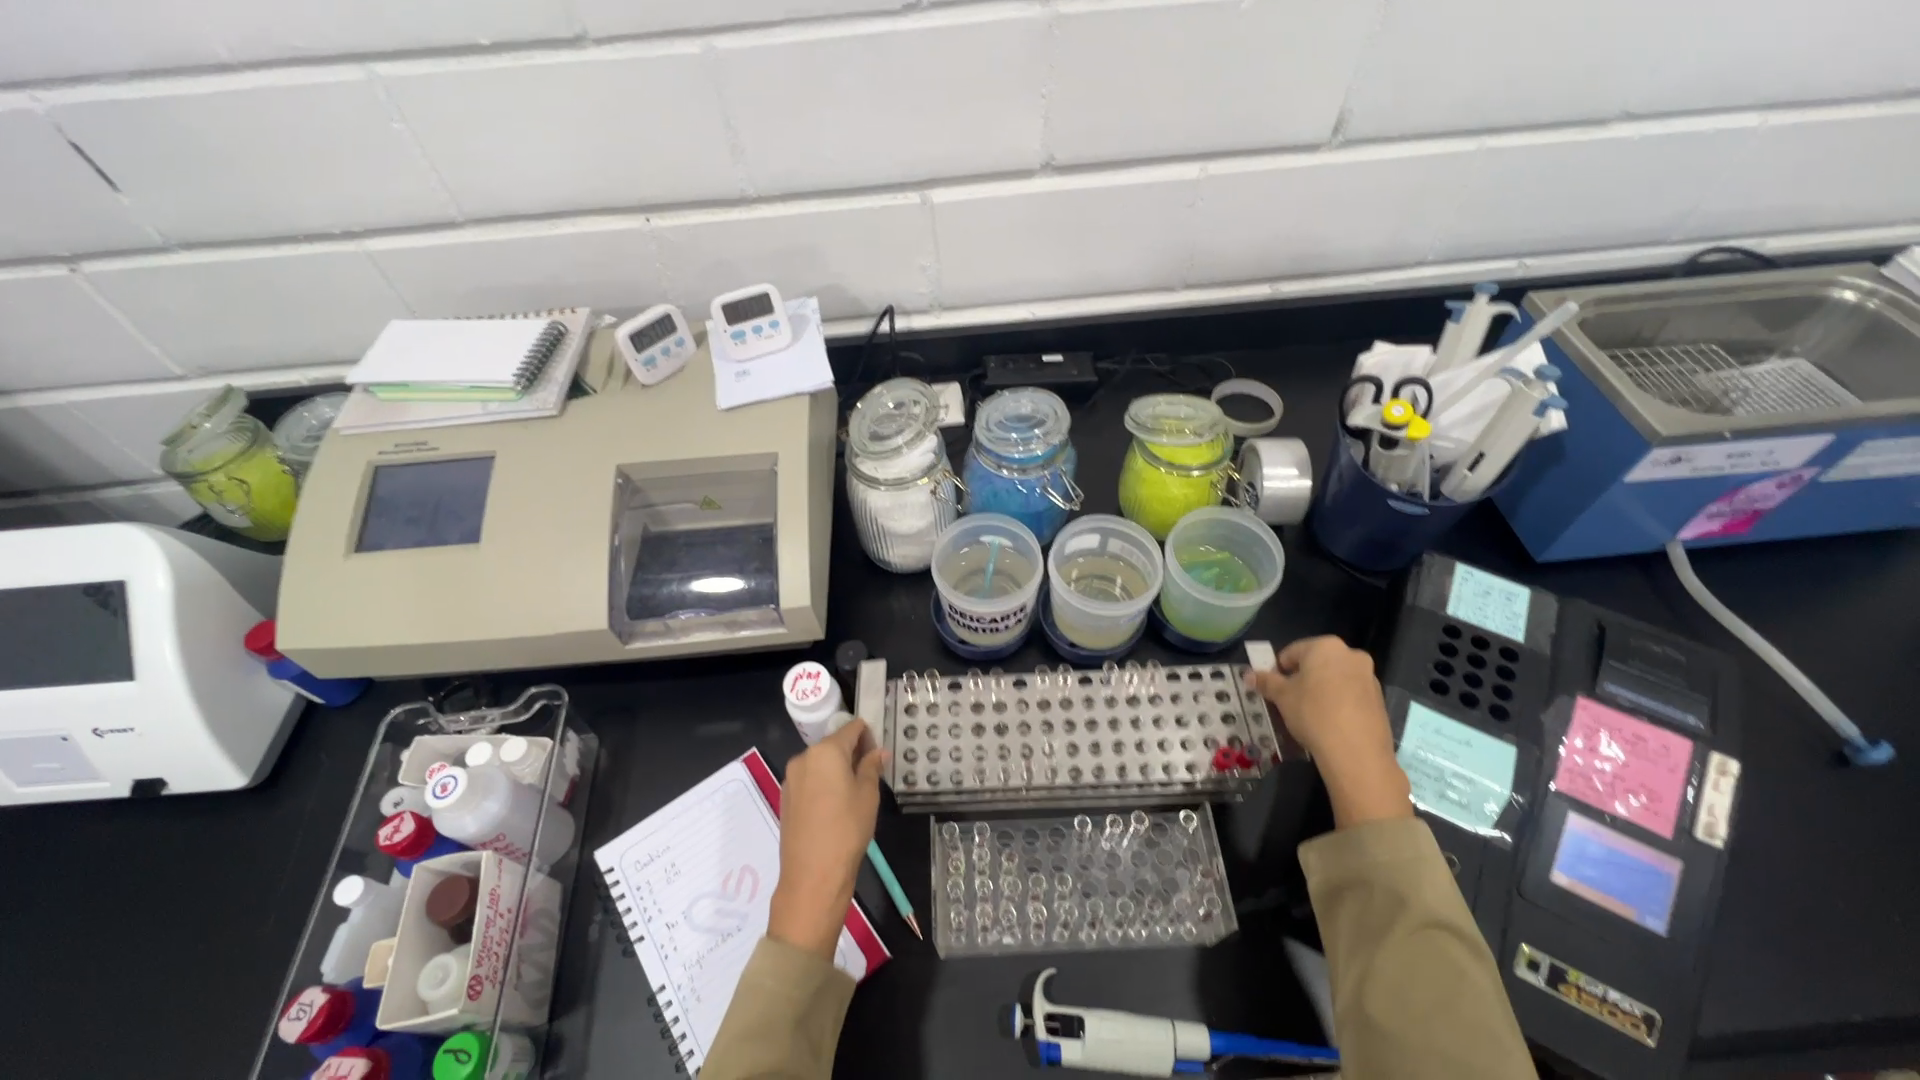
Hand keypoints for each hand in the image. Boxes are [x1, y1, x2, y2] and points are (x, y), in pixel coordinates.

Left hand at [768, 718, 885, 957]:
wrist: (813, 874)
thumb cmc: (847, 829)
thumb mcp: (868, 795)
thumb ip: (871, 766)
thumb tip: (877, 752)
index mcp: (825, 751)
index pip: (851, 728)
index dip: (868, 736)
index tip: (879, 755)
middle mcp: (803, 758)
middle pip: (833, 744)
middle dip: (853, 753)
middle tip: (871, 776)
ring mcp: (791, 778)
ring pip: (820, 763)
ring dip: (838, 769)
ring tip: (854, 795)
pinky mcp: (786, 797)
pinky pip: (810, 780)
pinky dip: (824, 783)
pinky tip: (835, 807)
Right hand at [1245, 635, 1410, 827]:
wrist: (1356, 750)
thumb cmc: (1312, 713)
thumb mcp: (1282, 697)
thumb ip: (1266, 682)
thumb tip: (1248, 675)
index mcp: (1325, 646)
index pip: (1292, 652)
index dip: (1278, 670)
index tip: (1273, 689)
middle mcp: (1350, 655)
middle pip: (1316, 663)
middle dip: (1302, 678)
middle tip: (1291, 700)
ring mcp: (1368, 676)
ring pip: (1335, 678)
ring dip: (1321, 689)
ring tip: (1311, 714)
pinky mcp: (1379, 698)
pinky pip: (1351, 694)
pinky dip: (1339, 701)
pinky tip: (1331, 722)